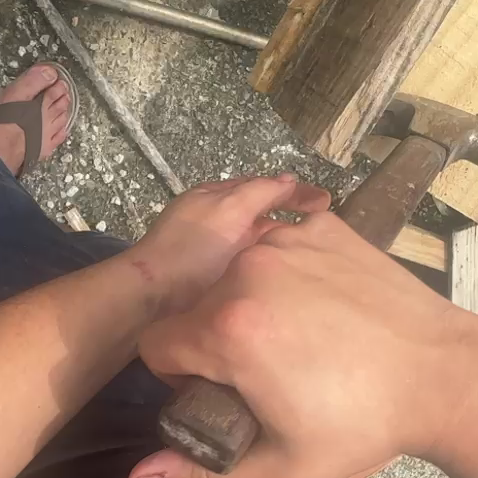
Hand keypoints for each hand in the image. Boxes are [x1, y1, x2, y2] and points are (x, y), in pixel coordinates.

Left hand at [124, 175, 330, 314]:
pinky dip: (264, 268)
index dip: (295, 192)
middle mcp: (213, 222)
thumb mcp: (230, 210)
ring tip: (303, 260)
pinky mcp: (208, 281)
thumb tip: (288, 178)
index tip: (325, 201)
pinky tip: (275, 281)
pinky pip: (245, 268)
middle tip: (320, 234)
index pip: (261, 187)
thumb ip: (260, 191)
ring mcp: (209, 253)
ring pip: (253, 244)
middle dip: (288, 220)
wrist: (151, 299)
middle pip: (258, 215)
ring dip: (277, 248)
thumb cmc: (192, 252)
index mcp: (215, 198)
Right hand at [126, 212, 477, 477]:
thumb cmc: (361, 427)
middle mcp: (247, 271)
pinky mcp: (324, 227)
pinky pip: (279, 245)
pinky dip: (287, 271)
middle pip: (195, 306)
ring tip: (297, 334)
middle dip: (213, 337)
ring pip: (235, 272)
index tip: (219, 387)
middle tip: (264, 367)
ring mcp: (288, 242)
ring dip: (248, 301)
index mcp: (227, 329)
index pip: (157, 342)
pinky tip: (322, 301)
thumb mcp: (281, 469)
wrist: (446, 374)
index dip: (178, 373)